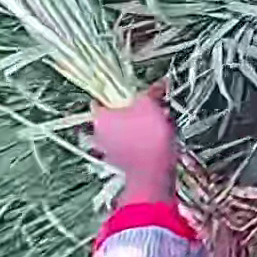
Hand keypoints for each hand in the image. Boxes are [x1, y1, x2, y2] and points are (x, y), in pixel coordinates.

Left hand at [92, 80, 176, 204]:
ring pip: (123, 128)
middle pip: (115, 113)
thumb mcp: (150, 104)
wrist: (154, 171)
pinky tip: (156, 136)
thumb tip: (156, 84)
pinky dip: (140, 138)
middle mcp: (99, 133)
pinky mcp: (121, 159)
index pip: (102, 99)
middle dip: (133, 108)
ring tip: (157, 120)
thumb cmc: (147, 138)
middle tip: (151, 105)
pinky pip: (130, 142)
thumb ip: (150, 91)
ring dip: (138, 123)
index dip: (120, 93)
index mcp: (100, 117)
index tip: (134, 92)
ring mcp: (109, 148)